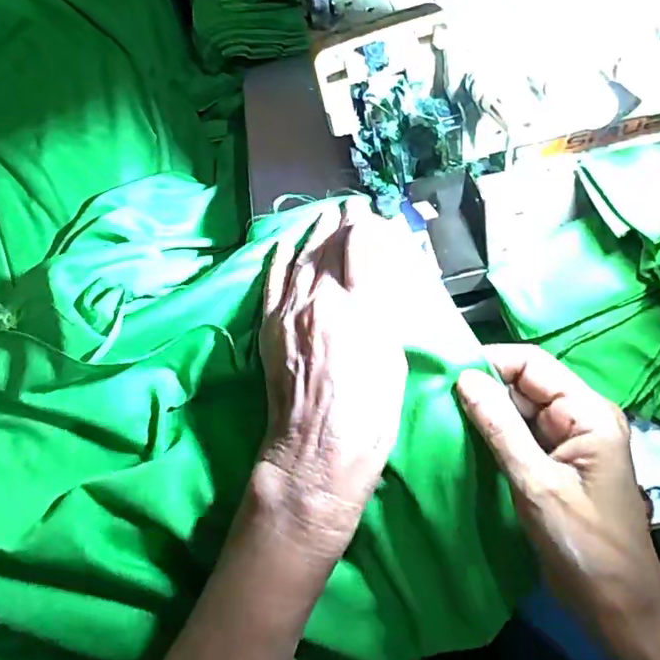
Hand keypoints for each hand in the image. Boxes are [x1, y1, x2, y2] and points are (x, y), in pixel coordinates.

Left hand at [255, 198, 411, 554]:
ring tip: (323, 217)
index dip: (364, 227)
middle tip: (349, 206)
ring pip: (299, 259)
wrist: (313, 453)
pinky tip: (282, 244)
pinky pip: (271, 282)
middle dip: (339, 223)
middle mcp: (317, 299)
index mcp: (354, 307)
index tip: (370, 213)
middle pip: (327, 248)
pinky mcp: (269, 326)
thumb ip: (382, 311)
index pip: (357, 249)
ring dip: (312, 234)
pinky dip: (277, 259)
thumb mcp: (391, 358)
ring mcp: (288, 311)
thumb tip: (378, 278)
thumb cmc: (368, 417)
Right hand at [455, 345, 659, 659]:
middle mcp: (580, 416)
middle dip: (482, 387)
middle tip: (440, 400)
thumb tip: (463, 376)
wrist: (621, 613)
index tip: (447, 376)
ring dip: (484, 411)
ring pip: (515, 405)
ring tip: (446, 418)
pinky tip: (466, 440)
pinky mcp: (555, 460)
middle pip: (522, 381)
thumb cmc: (588, 548)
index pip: (531, 363)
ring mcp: (568, 438)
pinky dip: (492, 432)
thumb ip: (500, 427)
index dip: (489, 361)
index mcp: (588, 413)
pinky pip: (517, 431)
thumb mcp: (538, 485)